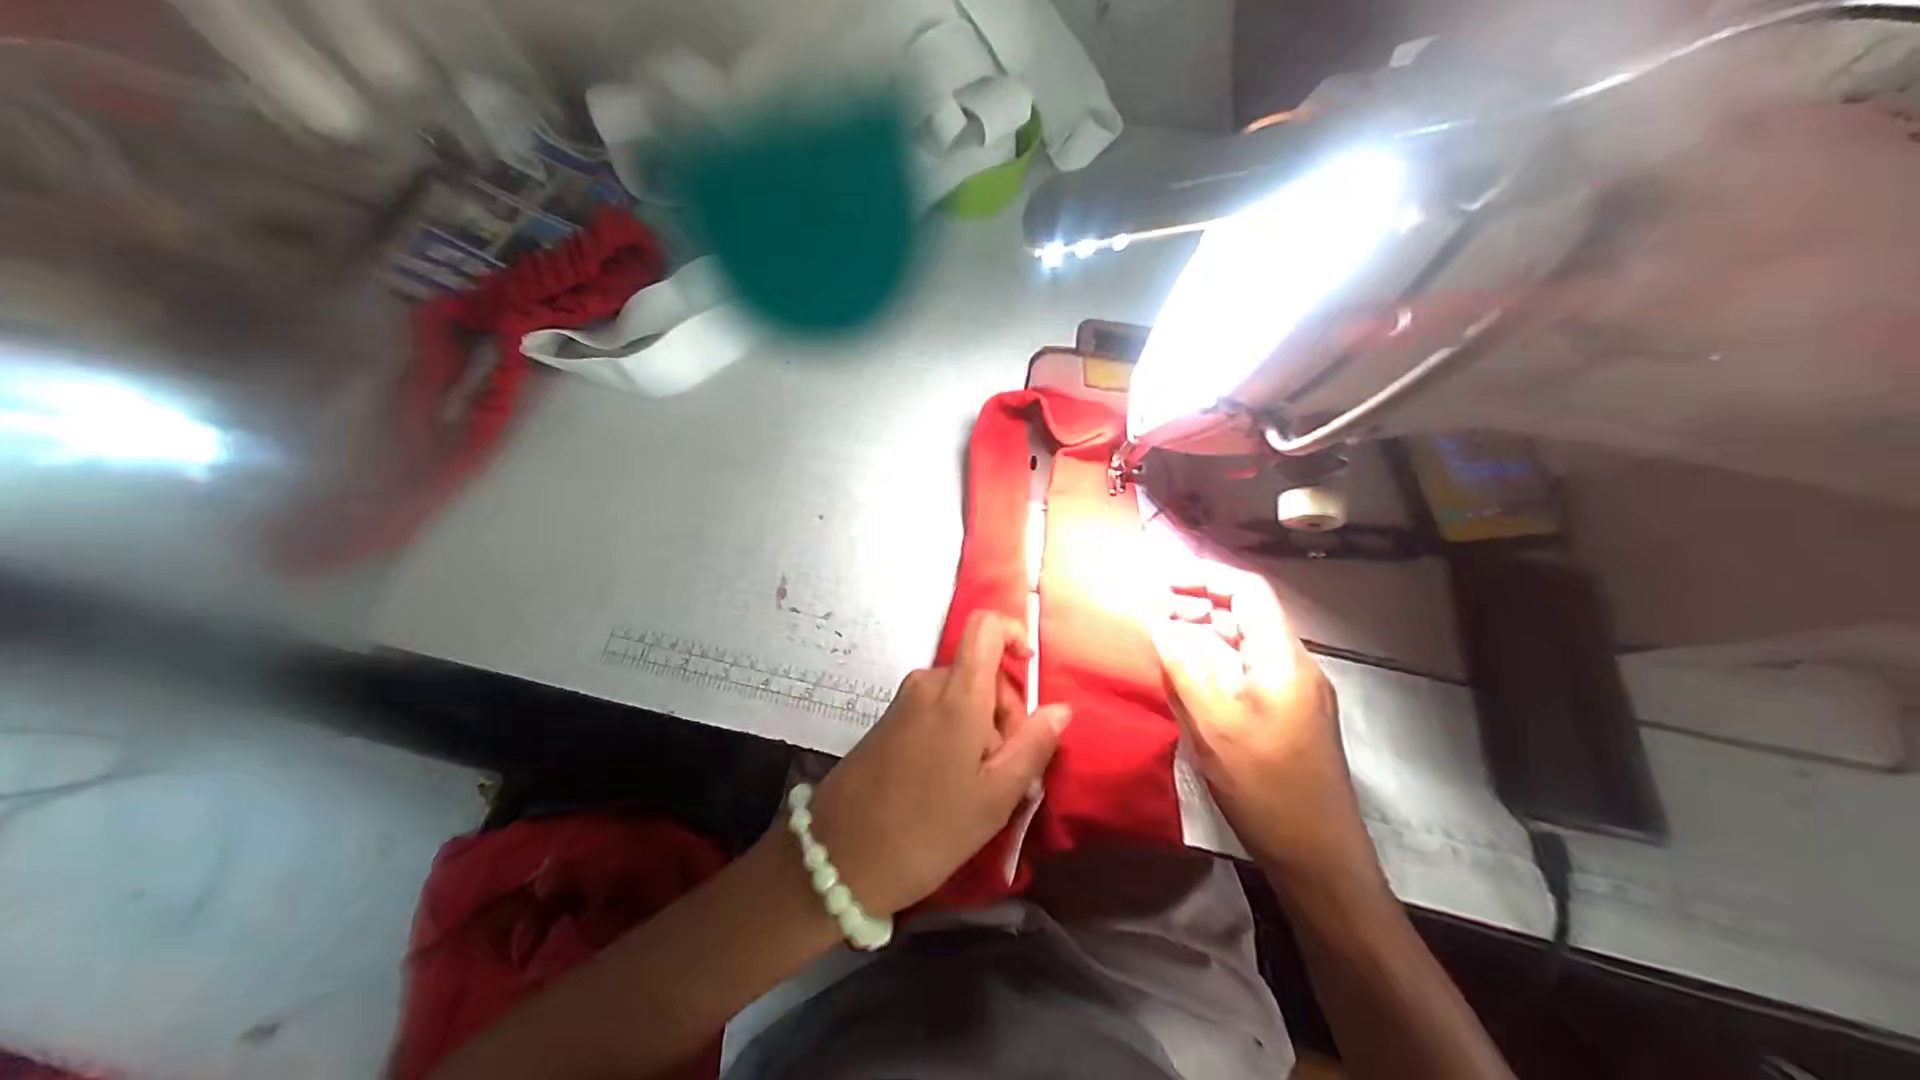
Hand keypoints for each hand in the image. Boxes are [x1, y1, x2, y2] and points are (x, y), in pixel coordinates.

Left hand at [806, 611, 1071, 916]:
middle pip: (981, 672)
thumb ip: (1034, 745)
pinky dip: (956, 735)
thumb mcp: (996, 796)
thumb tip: (1060, 708)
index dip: (1014, 634)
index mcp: (957, 693)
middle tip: (1009, 773)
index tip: (1029, 672)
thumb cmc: (929, 829)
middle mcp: (927, 684)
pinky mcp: (887, 722)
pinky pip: (936, 711)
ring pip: (961, 696)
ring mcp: (903, 702)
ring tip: (980, 788)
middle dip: (1006, 712)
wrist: (838, 860)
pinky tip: (951, 785)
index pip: (986, 627)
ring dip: (982, 730)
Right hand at [1149, 560, 1370, 877]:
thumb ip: (1183, 666)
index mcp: (1284, 660)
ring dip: (1208, 633)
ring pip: (1248, 644)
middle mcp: (1296, 666)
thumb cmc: (1265, 787)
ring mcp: (1297, 692)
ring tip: (1164, 637)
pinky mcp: (1291, 715)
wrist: (1318, 856)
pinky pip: (1250, 670)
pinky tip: (1189, 675)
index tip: (1162, 583)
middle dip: (1201, 603)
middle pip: (1249, 614)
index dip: (1205, 577)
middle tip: (1155, 612)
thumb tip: (1157, 621)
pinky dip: (1218, 661)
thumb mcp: (1213, 725)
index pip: (1249, 591)